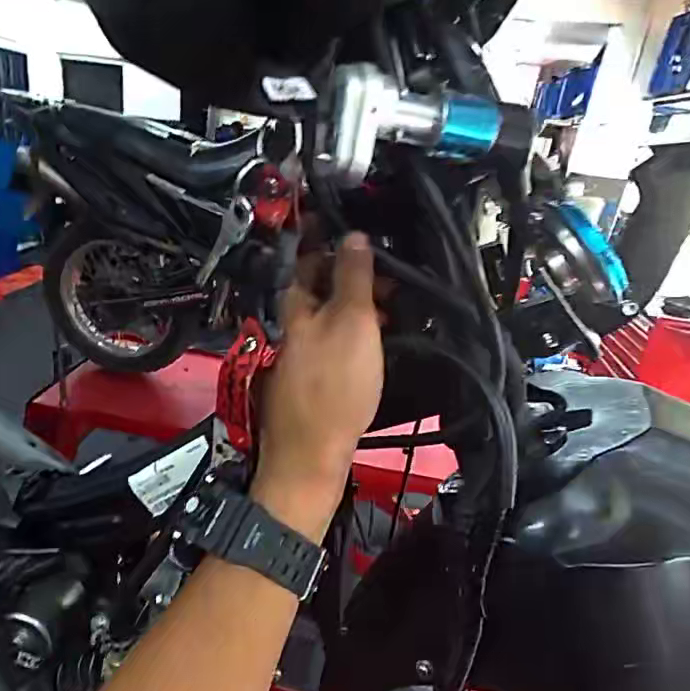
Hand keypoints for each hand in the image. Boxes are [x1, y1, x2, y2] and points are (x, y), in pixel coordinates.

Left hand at [253, 233, 383, 540]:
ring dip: (360, 307)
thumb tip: (353, 235)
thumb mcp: (351, 321)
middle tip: (392, 279)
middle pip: (322, 287)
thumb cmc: (333, 386)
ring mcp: (303, 353)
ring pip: (331, 316)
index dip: (335, 242)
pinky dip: (357, 335)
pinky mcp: (315, 379)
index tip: (364, 235)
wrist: (313, 455)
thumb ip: (352, 278)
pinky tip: (378, 345)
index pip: (312, 257)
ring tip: (395, 310)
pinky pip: (337, 343)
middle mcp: (294, 325)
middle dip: (355, 277)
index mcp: (297, 305)